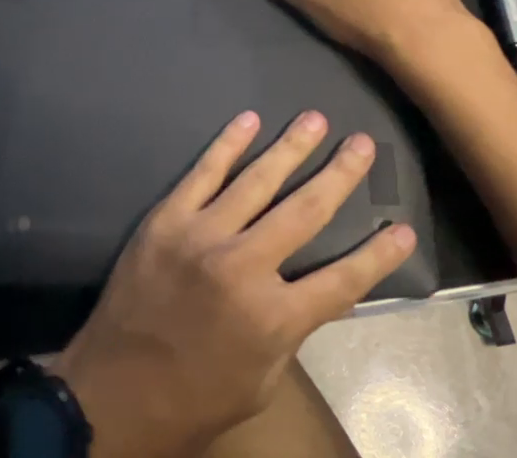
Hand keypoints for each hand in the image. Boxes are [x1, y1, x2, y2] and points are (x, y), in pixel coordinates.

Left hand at [53, 110, 416, 457]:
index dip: (379, 255)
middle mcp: (244, 268)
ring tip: (316, 119)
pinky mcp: (166, 220)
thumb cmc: (196, 396)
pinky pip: (202, 174)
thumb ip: (294, 331)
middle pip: (305, 212)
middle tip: (363, 143)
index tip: (403, 229)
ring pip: (257, 180)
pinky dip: (227, 145)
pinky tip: (248, 120)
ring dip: (291, 147)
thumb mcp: (261, 379)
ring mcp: (202, 237)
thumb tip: (326, 293)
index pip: (343, 279)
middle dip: (340, 175)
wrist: (113, 392)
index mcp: (274, 317)